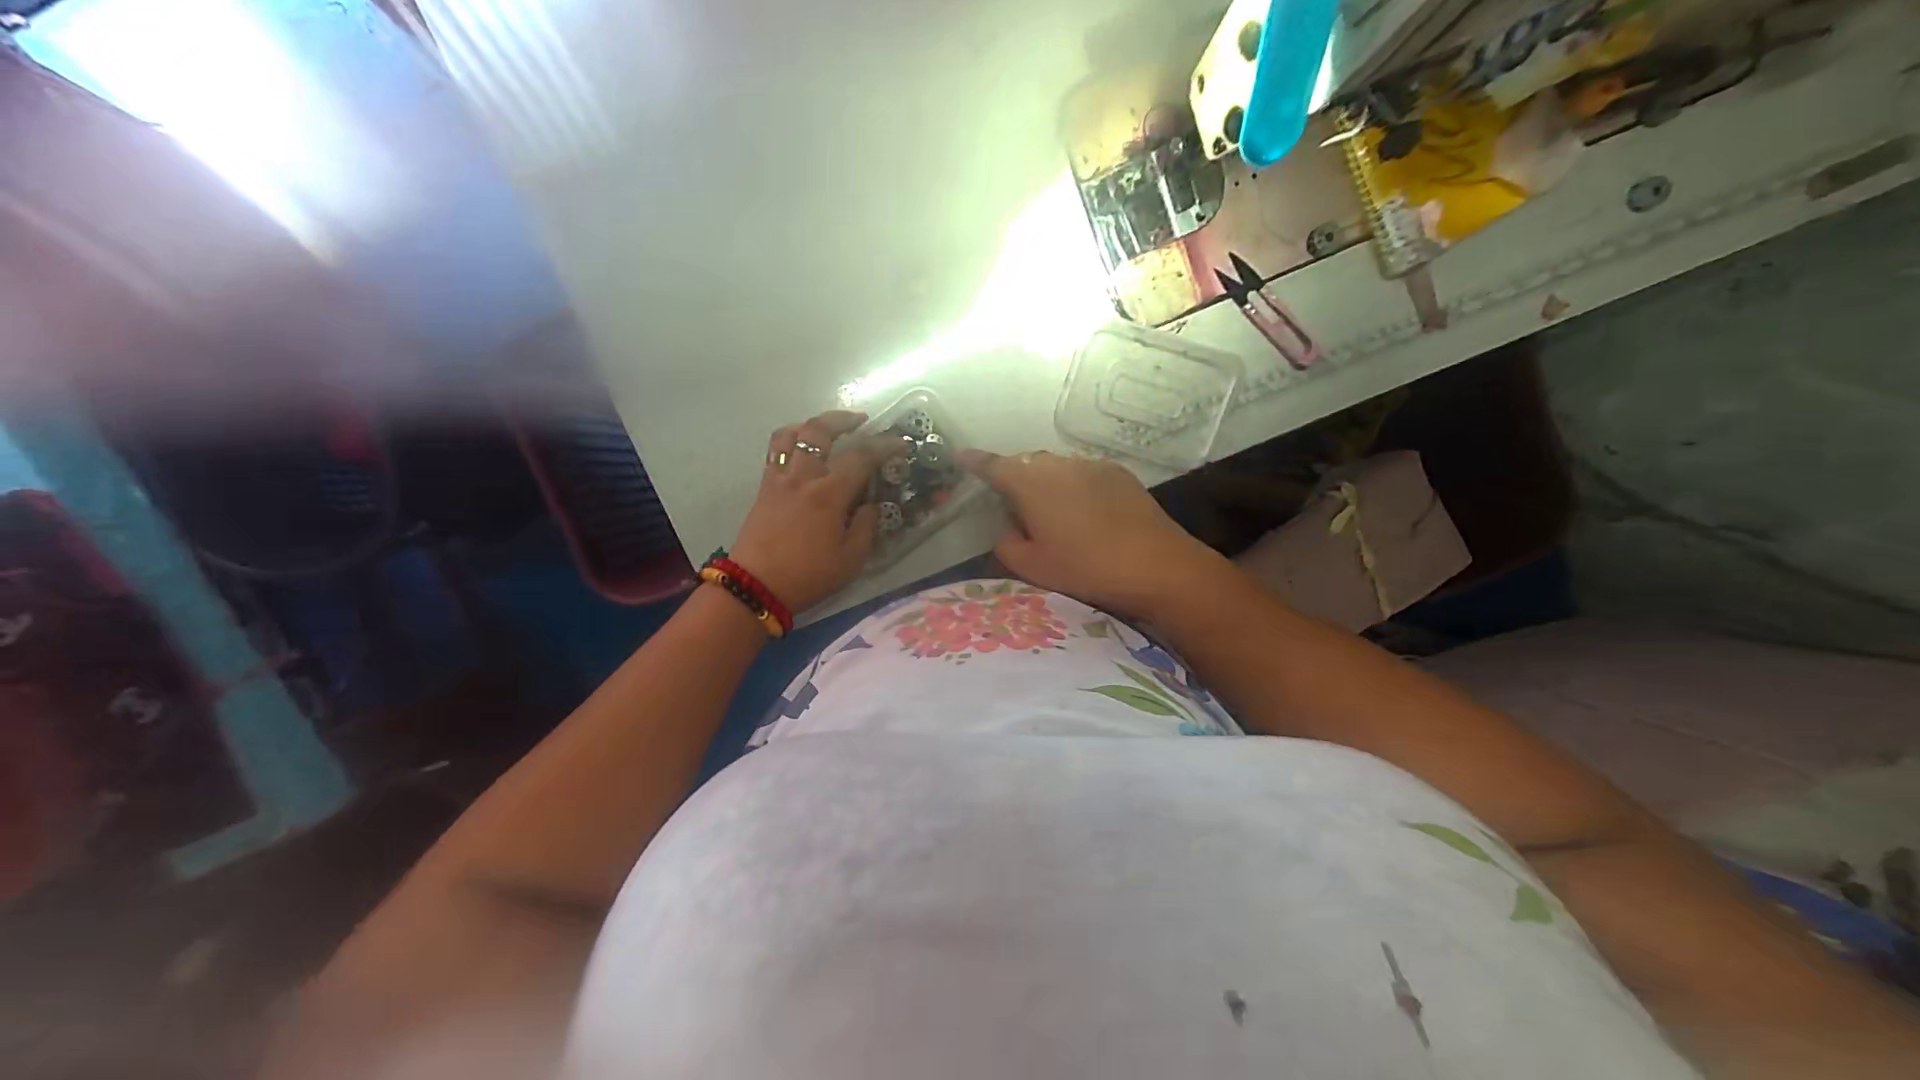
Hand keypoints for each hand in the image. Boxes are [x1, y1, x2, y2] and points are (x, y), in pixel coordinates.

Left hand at [729, 410, 902, 614]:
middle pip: (818, 430)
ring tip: (824, 429)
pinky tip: (801, 454)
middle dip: (842, 419)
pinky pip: (774, 452)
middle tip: (860, 421)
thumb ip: (865, 528)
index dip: (884, 445)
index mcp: (828, 495)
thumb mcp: (850, 560)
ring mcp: (778, 480)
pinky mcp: (763, 489)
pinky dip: (790, 442)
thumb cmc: (807, 576)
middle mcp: (802, 478)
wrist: (755, 587)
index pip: (861, 457)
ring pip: (789, 435)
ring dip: (810, 424)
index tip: (899, 443)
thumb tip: (871, 506)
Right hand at [956, 449, 1232, 620]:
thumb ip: (1006, 542)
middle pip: (1026, 464)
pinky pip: (1082, 474)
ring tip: (1048, 512)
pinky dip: (1073, 487)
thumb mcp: (1032, 566)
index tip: (960, 455)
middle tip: (1009, 504)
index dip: (974, 461)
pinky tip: (1082, 513)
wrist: (1156, 565)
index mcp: (1030, 483)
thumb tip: (1008, 527)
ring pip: (1056, 467)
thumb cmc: (1085, 568)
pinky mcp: (1118, 474)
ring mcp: (1091, 465)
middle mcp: (1058, 464)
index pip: (993, 466)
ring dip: (1045, 482)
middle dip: (1013, 476)